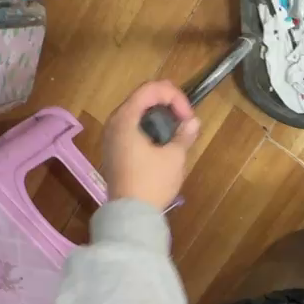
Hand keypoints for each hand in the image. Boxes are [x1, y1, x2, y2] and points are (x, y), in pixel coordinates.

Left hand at [102, 80, 199, 208]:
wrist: (131, 214)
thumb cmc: (152, 182)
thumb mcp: (174, 157)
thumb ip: (184, 135)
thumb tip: (192, 122)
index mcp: (126, 118)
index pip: (151, 89)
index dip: (174, 97)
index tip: (189, 117)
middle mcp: (114, 122)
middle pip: (142, 100)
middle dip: (167, 107)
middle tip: (185, 122)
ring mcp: (111, 137)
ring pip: (137, 116)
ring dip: (159, 119)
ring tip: (176, 135)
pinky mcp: (114, 151)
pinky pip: (132, 131)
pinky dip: (149, 131)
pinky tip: (162, 146)